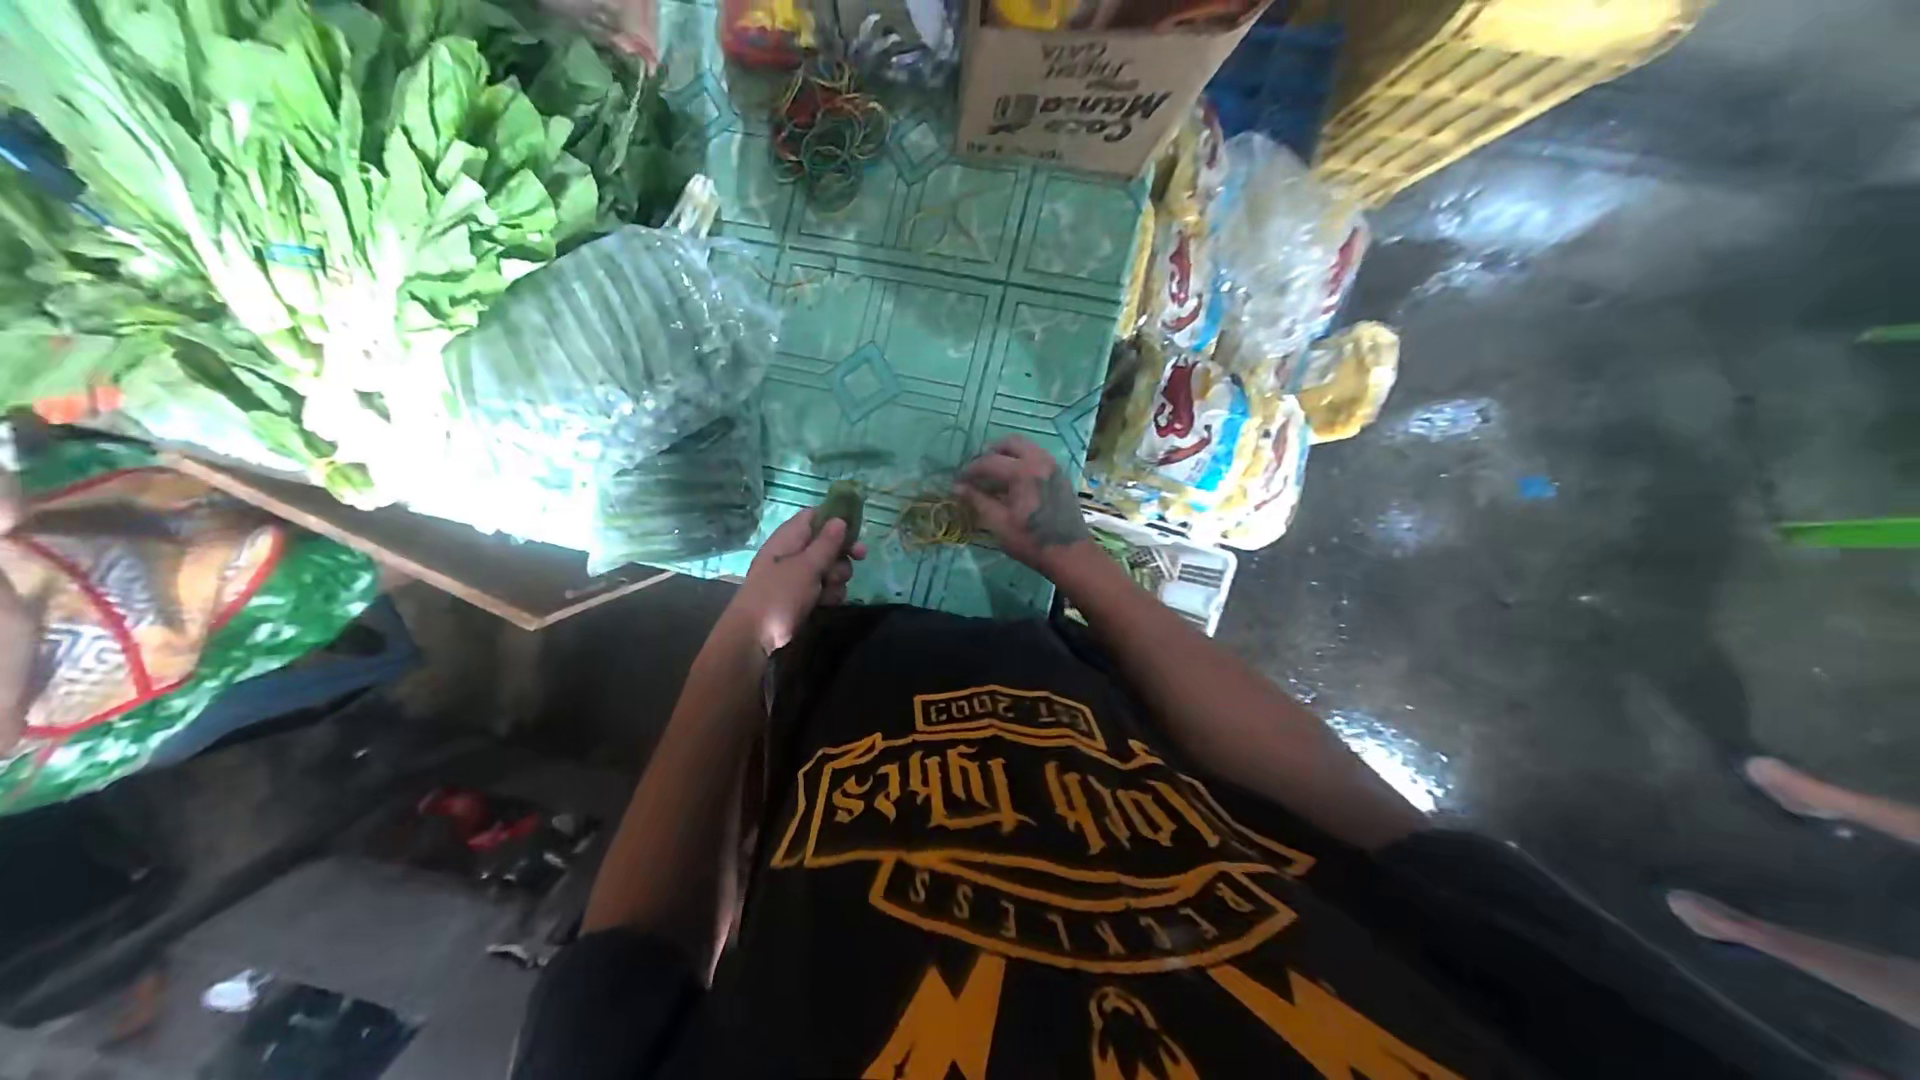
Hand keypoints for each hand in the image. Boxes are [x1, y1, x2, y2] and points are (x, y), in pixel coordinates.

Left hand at [721, 507, 865, 653]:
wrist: (754, 636)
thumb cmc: (779, 595)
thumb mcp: (807, 566)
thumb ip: (826, 543)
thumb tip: (840, 520)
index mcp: (789, 537)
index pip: (815, 516)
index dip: (836, 520)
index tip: (855, 531)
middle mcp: (794, 552)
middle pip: (827, 543)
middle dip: (842, 553)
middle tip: (859, 559)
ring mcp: (797, 575)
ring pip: (829, 567)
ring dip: (837, 577)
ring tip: (830, 590)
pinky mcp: (801, 595)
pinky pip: (824, 587)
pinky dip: (829, 594)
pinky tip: (827, 603)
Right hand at [953, 435, 1090, 574]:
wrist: (1070, 554)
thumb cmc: (1031, 541)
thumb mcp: (999, 523)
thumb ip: (978, 501)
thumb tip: (957, 487)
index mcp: (1023, 472)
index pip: (989, 461)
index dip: (970, 470)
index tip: (959, 480)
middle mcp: (1040, 461)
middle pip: (1011, 443)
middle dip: (991, 453)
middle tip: (979, 471)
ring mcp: (1054, 466)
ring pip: (1027, 447)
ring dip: (1008, 456)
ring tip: (995, 476)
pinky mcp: (1061, 475)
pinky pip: (1038, 457)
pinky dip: (1023, 461)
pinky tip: (1015, 482)